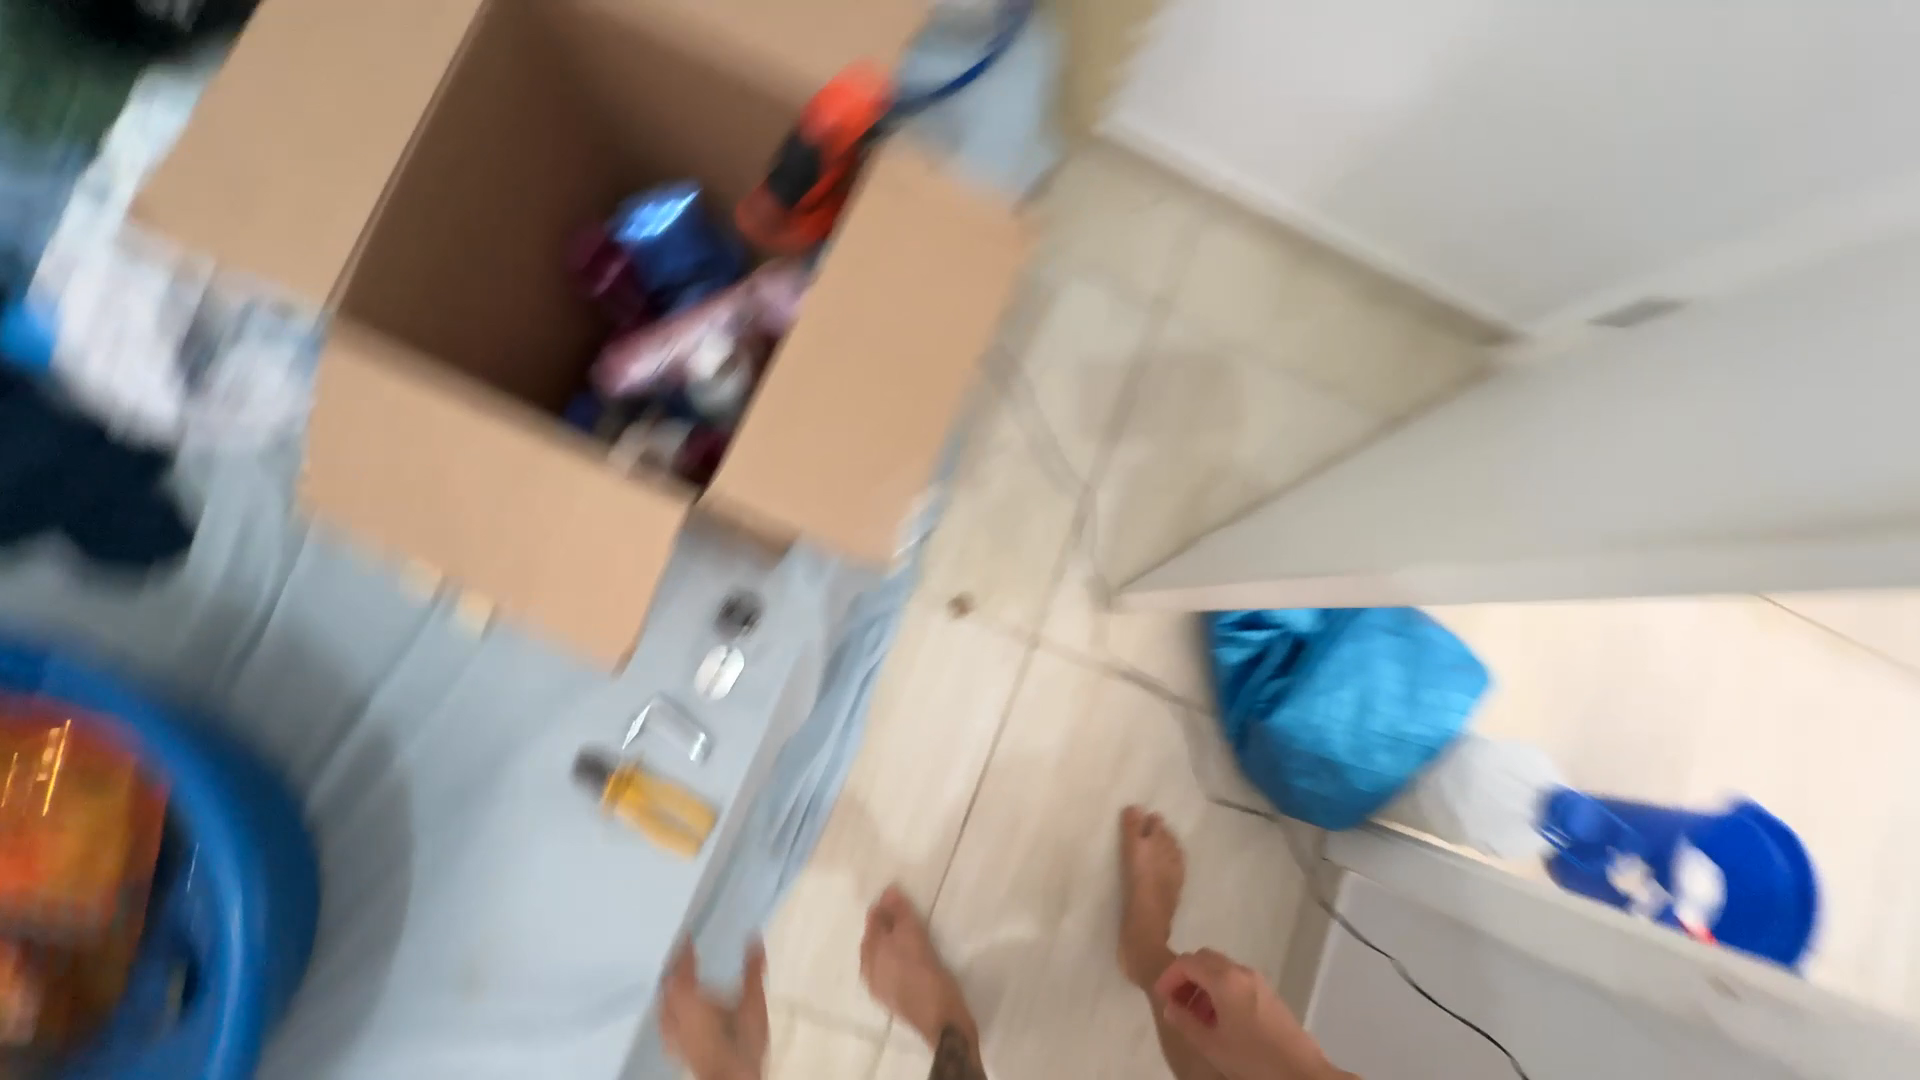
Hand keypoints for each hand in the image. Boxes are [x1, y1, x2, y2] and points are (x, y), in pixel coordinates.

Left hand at [661, 941, 769, 1079]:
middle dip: (673, 968)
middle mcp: (676, 1014)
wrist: (732, 1079)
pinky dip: (668, 1007)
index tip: (688, 935)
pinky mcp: (676, 1049)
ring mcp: (673, 1034)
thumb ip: (752, 968)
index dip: (684, 951)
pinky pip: (665, 1021)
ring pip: (663, 1004)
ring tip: (678, 977)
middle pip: (667, 986)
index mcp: (691, 998)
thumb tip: (753, 935)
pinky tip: (676, 1010)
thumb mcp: (753, 1000)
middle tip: (683, 953)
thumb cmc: (741, 1039)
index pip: (682, 969)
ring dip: (669, 987)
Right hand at [1153, 949, 1344, 1079]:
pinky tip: (1221, 1020)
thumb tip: (1170, 1007)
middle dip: (1186, 976)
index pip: (1187, 962)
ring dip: (1204, 983)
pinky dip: (1221, 990)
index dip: (1169, 976)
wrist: (1304, 1076)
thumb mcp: (1212, 1046)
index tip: (1160, 997)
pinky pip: (1237, 980)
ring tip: (1197, 1016)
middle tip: (1177, 1002)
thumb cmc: (1254, 1060)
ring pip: (1221, 969)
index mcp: (1224, 979)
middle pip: (1204, 959)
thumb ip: (1186, 1022)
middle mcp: (1240, 971)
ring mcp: (1258, 981)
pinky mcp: (1270, 994)